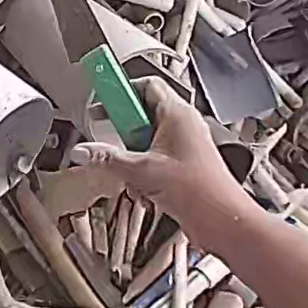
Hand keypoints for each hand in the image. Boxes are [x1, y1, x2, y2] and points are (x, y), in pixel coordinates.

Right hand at [71, 76, 243, 230]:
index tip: (103, 100)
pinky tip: (144, 189)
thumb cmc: (199, 191)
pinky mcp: (184, 163)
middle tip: (113, 140)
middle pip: (142, 113)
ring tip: (132, 173)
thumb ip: (108, 159)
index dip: (122, 91)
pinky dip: (144, 171)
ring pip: (146, 139)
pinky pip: (155, 157)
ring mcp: (184, 144)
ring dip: (132, 157)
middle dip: (124, 132)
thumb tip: (83, 151)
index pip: (146, 84)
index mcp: (177, 114)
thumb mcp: (142, 171)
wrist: (225, 222)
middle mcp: (183, 124)